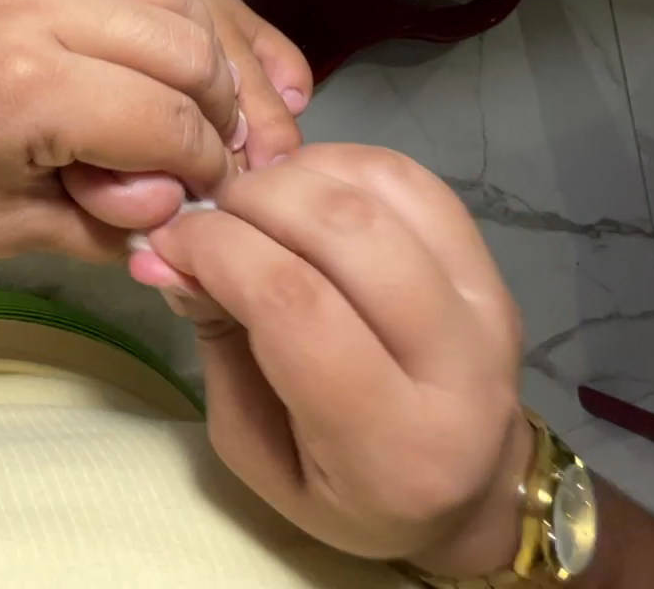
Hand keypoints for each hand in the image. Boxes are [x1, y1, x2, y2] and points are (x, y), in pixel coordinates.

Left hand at [0, 0, 240, 260]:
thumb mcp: (14, 231)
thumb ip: (117, 217)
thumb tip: (184, 195)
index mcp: (30, 87)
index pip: (171, 122)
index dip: (204, 170)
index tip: (204, 198)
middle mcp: (35, 9)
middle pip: (184, 49)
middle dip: (210, 112)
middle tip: (195, 158)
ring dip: (187, 49)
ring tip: (172, 102)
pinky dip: (149, 0)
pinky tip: (136, 46)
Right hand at [135, 144, 531, 575]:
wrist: (465, 490)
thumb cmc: (341, 487)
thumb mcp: (250, 442)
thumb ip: (213, 341)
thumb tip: (163, 254)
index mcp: (393, 447)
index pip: (294, 303)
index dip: (217, 249)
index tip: (170, 240)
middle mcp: (458, 369)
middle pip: (345, 230)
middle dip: (252, 199)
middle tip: (210, 215)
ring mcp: (487, 304)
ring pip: (381, 190)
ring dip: (294, 174)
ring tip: (254, 202)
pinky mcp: (490, 263)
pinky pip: (409, 178)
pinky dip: (338, 163)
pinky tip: (302, 188)